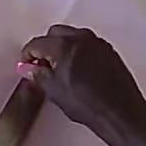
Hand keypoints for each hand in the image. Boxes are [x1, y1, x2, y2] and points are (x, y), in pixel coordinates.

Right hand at [17, 24, 145, 136]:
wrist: (119, 112)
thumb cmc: (86, 103)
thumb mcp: (54, 91)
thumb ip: (38, 75)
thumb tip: (29, 68)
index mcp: (63, 45)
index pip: (37, 43)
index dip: (28, 54)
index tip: (25, 64)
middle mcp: (81, 38)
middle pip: (55, 33)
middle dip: (45, 46)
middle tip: (41, 64)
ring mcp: (97, 42)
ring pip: (72, 36)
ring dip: (62, 46)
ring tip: (59, 67)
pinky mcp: (109, 50)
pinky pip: (87, 43)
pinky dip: (78, 50)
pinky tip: (77, 68)